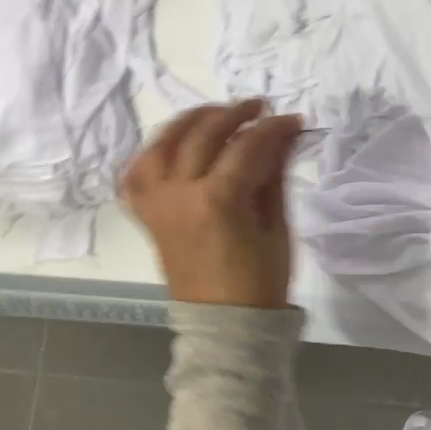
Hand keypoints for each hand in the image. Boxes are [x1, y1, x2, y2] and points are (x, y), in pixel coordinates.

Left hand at [119, 100, 303, 308]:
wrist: (227, 322)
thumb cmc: (262, 280)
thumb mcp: (277, 226)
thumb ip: (274, 176)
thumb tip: (282, 137)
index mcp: (219, 200)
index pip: (247, 147)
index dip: (272, 129)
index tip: (293, 120)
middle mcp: (179, 193)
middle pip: (203, 136)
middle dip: (233, 115)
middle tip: (258, 107)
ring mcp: (156, 203)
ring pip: (162, 144)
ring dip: (190, 122)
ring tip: (215, 115)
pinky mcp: (146, 214)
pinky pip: (137, 173)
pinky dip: (153, 153)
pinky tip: (173, 147)